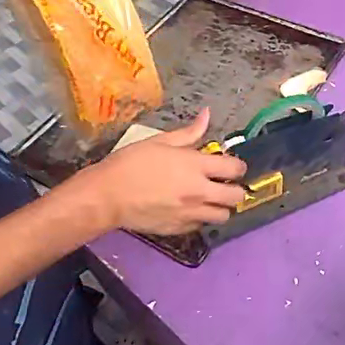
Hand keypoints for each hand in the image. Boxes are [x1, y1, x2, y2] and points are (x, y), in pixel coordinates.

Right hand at [64, 111, 246, 234]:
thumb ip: (189, 132)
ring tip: (210, 199)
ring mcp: (190, 213)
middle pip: (236, 197)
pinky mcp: (179, 229)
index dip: (238, 166)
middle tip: (224, 184)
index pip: (235, 168)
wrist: (106, 196)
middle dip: (235, 190)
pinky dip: (201, 218)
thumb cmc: (130, 164)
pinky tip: (190, 209)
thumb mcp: (160, 142)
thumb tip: (206, 115)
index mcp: (196, 166)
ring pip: (223, 216)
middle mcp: (199, 191)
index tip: (231, 166)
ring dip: (221, 207)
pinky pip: (201, 226)